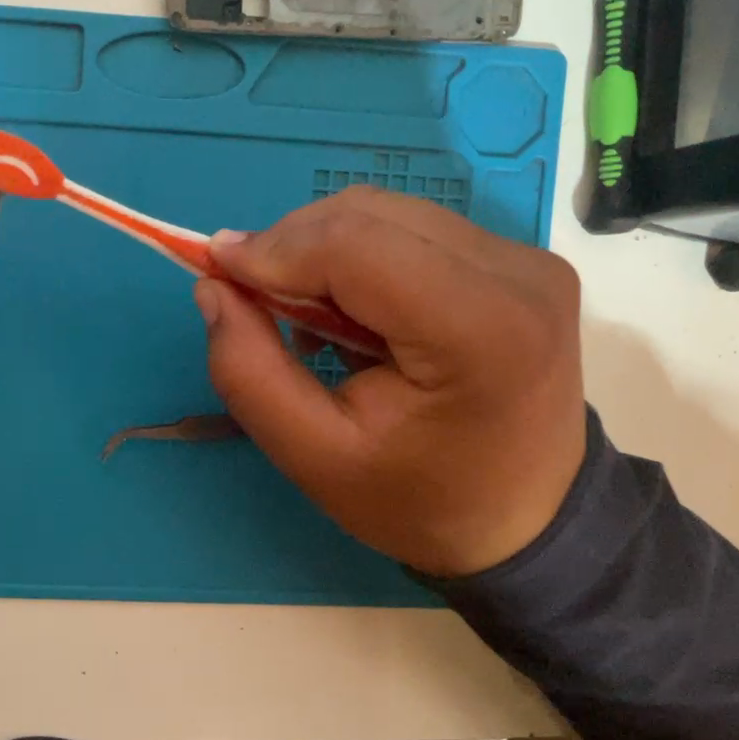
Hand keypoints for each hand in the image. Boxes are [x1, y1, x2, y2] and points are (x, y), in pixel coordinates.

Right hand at [197, 188, 585, 576]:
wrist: (527, 524)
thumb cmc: (418, 501)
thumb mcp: (313, 457)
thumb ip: (248, 372)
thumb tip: (212, 287)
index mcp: (478, 329)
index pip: (353, 244)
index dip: (273, 249)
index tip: (216, 274)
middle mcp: (515, 274)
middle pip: (368, 216)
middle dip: (291, 248)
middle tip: (255, 305)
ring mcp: (526, 261)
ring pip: (386, 215)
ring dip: (323, 253)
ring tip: (306, 321)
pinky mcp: (519, 262)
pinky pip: (412, 231)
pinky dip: (359, 260)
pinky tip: (351, 316)